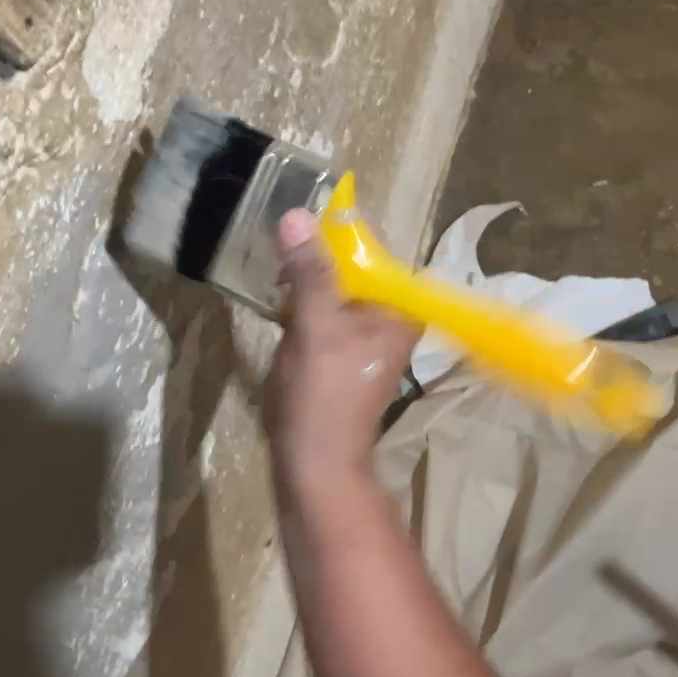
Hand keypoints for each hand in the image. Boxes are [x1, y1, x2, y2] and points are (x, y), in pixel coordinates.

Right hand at [265, 209, 421, 482]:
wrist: (313, 461)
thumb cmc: (322, 394)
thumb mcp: (315, 325)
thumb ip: (308, 270)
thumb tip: (296, 214)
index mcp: (399, 308)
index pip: (376, 248)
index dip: (341, 229)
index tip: (301, 216)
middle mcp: (390, 317)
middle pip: (355, 266)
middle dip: (319, 252)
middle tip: (282, 240)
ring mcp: (365, 336)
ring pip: (336, 287)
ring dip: (307, 274)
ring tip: (278, 265)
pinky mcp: (341, 350)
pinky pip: (324, 309)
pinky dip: (304, 299)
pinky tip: (280, 297)